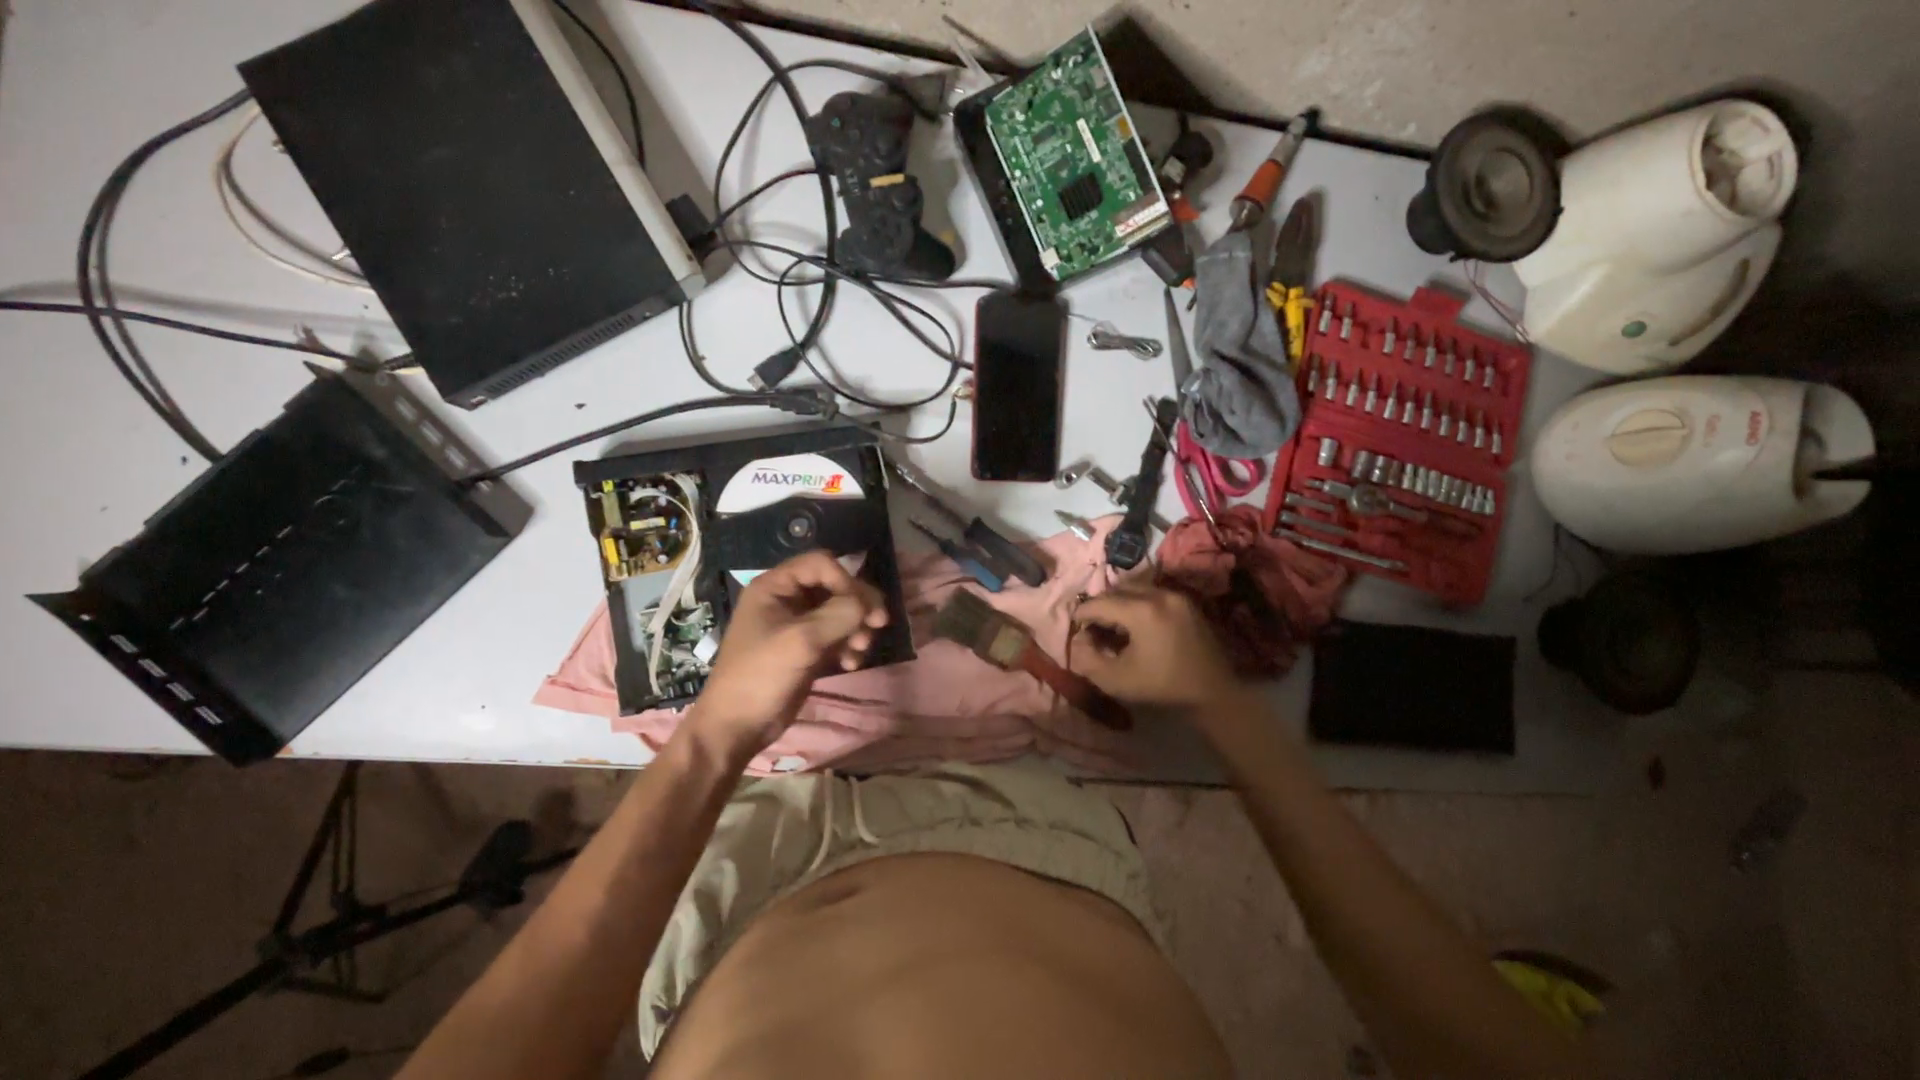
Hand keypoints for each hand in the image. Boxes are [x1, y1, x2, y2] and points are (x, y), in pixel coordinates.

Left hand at [690, 551, 890, 755]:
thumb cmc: (761, 676)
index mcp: (774, 587)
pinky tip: (851, 664)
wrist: (738, 726)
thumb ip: (839, 615)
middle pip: (835, 586)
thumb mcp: (801, 641)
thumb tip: (869, 604)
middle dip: (858, 605)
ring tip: (860, 650)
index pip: (821, 564)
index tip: (862, 608)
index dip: (846, 580)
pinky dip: (849, 645)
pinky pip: (837, 635)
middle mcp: (786, 600)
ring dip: (857, 627)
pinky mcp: (806, 649)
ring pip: (840, 612)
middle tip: (878, 625)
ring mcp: (797, 625)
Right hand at [1072, 582, 1247, 712]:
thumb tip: (1078, 640)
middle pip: (1117, 590)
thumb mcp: (1116, 680)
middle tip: (1093, 627)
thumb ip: (1087, 659)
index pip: (1099, 602)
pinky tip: (1136, 625)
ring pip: (1136, 588)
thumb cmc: (1161, 687)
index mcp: (1141, 611)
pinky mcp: (1187, 603)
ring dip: (1119, 602)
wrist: (1212, 692)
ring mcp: (1176, 596)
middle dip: (1100, 606)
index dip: (1081, 614)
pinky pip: (1153, 594)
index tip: (1076, 629)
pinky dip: (1138, 603)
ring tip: (1114, 625)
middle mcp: (1159, 594)